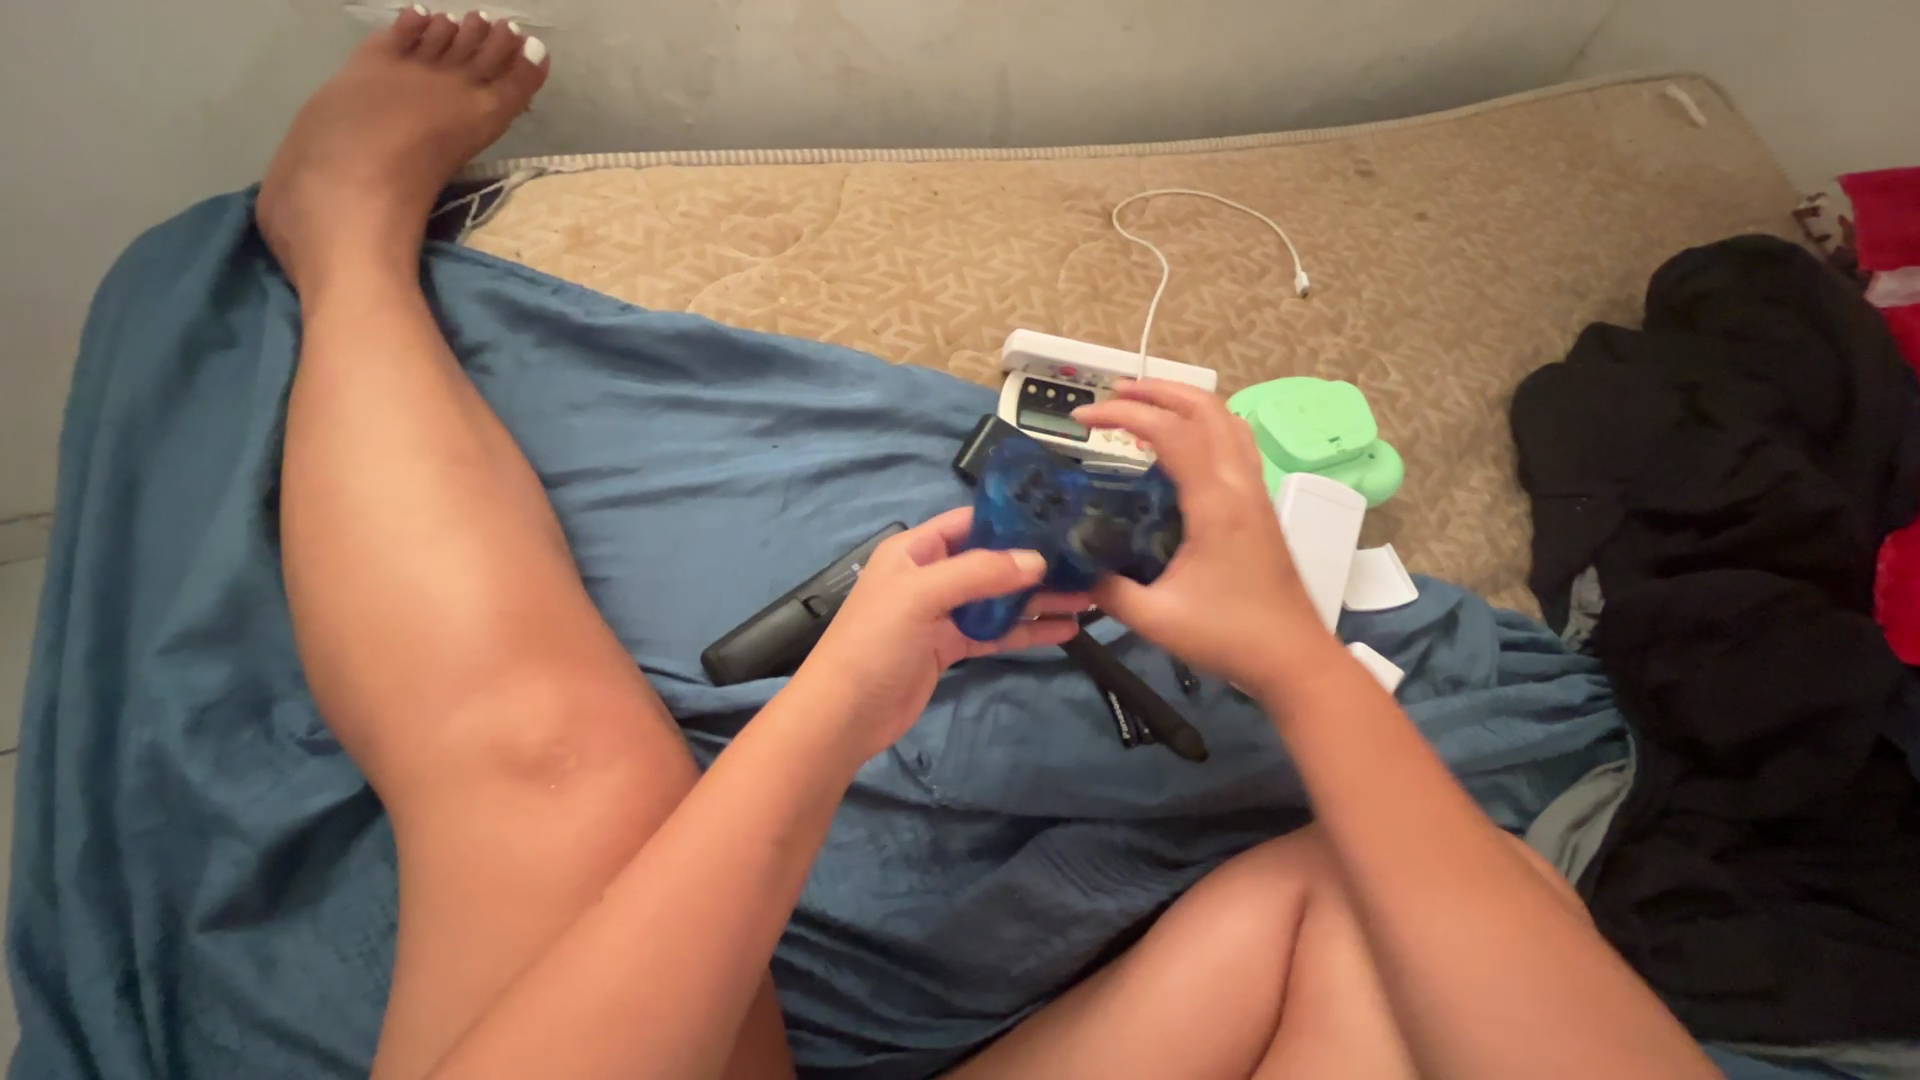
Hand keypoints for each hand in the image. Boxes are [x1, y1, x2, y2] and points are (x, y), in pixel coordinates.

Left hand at [784, 508, 1087, 761]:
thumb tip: (1037, 560)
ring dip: (1037, 599)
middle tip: (1085, 563)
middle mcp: (930, 575)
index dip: (1009, 520)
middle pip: (990, 562)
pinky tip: (1063, 630)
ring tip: (1087, 598)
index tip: (1057, 521)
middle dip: (1033, 563)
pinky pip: (994, 632)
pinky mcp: (950, 647)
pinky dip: (1025, 630)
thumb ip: (979, 573)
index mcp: (915, 550)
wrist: (845, 715)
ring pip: (997, 599)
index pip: (969, 522)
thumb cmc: (875, 643)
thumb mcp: (921, 595)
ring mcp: (941, 613)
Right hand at [1072, 380, 1341, 691]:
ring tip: (1144, 406)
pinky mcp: (1260, 506)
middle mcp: (1240, 485)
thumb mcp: (1156, 619)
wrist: (1294, 658)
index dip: (1123, 414)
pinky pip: (1235, 444)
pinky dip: (1203, 426)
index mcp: (1216, 504)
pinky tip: (1180, 446)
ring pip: (1227, 421)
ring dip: (1185, 402)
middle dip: (1157, 391)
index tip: (1083, 418)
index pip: (1170, 432)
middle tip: (1113, 395)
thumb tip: (1077, 571)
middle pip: (1206, 408)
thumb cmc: (1230, 637)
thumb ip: (1108, 591)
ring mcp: (1256, 493)